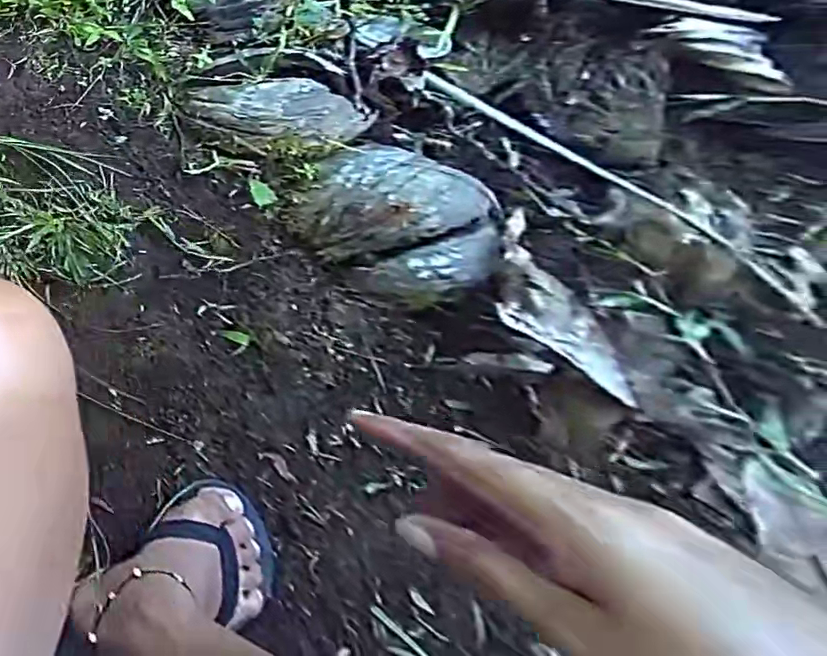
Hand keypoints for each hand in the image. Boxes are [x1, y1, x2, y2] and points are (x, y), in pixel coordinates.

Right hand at [354, 411, 826, 655]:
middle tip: (421, 520)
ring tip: (479, 550)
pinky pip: (591, 519)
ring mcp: (658, 524)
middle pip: (507, 475)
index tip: (362, 419)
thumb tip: (414, 529)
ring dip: (500, 513)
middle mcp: (614, 505)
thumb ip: (492, 572)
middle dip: (453, 487)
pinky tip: (550, 567)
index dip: (408, 436)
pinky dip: (547, 531)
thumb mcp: (578, 633)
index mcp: (577, 517)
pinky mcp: (690, 548)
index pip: (468, 459)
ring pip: (549, 498)